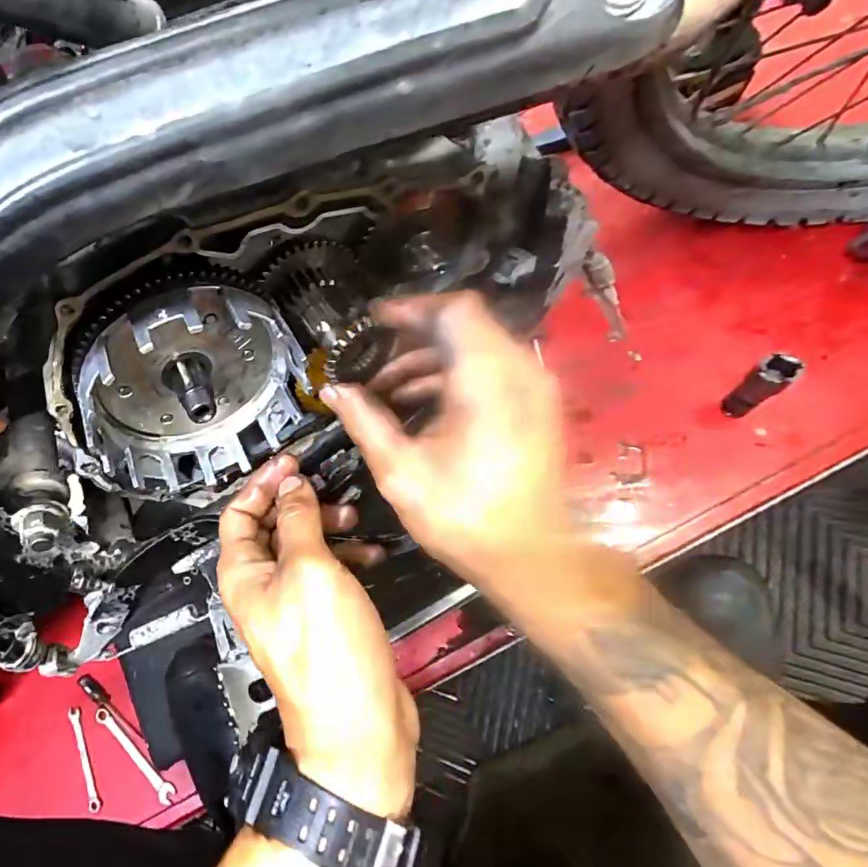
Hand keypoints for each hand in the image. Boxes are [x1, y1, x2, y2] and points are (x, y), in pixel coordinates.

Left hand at [217, 454, 416, 818]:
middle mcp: (260, 588)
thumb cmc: (325, 661)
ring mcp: (291, 603)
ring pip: (300, 546)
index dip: (261, 484)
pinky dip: (344, 554)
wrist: (359, 727)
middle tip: (322, 488)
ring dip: (324, 525)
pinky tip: (368, 552)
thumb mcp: (309, 570)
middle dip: (296, 502)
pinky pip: (325, 571)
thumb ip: (297, 521)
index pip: (237, 513)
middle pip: (269, 526)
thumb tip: (292, 486)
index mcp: (242, 575)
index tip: (287, 464)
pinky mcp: (321, 616)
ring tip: (350, 518)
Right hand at [322, 292, 578, 591]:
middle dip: (412, 339)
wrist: (532, 557)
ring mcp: (531, 388)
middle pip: (463, 327)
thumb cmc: (466, 516)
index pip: (454, 311)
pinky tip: (417, 406)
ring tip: (386, 390)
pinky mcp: (533, 406)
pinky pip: (488, 370)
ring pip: (475, 348)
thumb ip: (365, 421)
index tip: (374, 322)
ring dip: (428, 361)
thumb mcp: (401, 470)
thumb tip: (334, 391)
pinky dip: (450, 377)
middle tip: (374, 361)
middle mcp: (518, 373)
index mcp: (487, 380)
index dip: (410, 309)